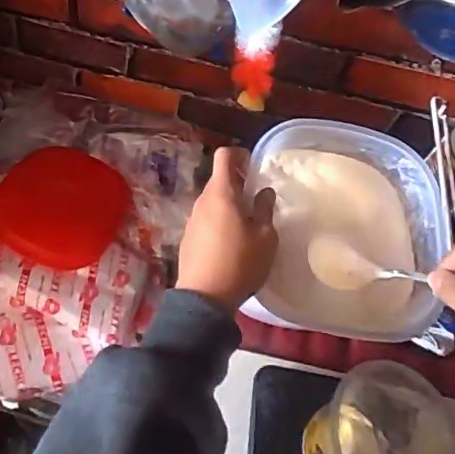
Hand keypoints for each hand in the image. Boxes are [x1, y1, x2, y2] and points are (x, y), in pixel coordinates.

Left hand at [176, 147, 277, 308]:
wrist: (204, 298)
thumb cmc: (240, 262)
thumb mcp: (265, 237)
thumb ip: (265, 209)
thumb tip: (263, 192)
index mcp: (221, 193)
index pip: (224, 156)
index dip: (240, 155)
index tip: (254, 169)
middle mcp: (202, 201)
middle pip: (219, 180)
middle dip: (238, 185)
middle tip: (257, 203)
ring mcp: (192, 219)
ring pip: (213, 201)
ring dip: (229, 206)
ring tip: (247, 227)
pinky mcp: (188, 238)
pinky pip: (206, 220)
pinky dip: (219, 222)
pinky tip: (231, 245)